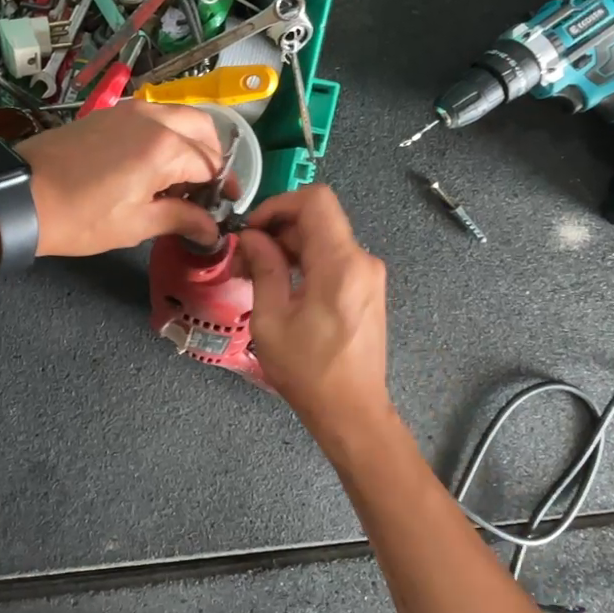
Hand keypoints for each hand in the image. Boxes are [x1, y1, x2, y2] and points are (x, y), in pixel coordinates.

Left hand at [15, 100, 224, 256]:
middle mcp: (155, 118)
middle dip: (212, 159)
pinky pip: (155, 115)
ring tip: (178, 181)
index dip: (222, 189)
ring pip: (180, 116)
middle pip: (204, 130)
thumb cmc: (80, 217)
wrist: (20, 195)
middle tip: (203, 192)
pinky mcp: (111, 113)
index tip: (221, 211)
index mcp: (166, 147)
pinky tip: (154, 166)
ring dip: (191, 143)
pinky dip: (167, 134)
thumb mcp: (135, 225)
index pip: (212, 164)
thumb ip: (181, 219)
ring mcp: (131, 110)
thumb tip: (213, 229)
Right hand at [236, 185, 390, 419]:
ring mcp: (369, 275)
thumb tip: (252, 237)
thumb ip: (264, 269)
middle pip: (318, 219)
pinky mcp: (367, 290)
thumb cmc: (308, 371)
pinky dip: (305, 262)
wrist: (352, 411)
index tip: (251, 229)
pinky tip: (281, 287)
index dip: (278, 204)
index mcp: (341, 264)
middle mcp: (362, 261)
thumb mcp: (271, 319)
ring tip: (256, 274)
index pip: (315, 200)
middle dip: (277, 229)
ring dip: (288, 247)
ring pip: (324, 239)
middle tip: (244, 258)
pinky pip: (333, 259)